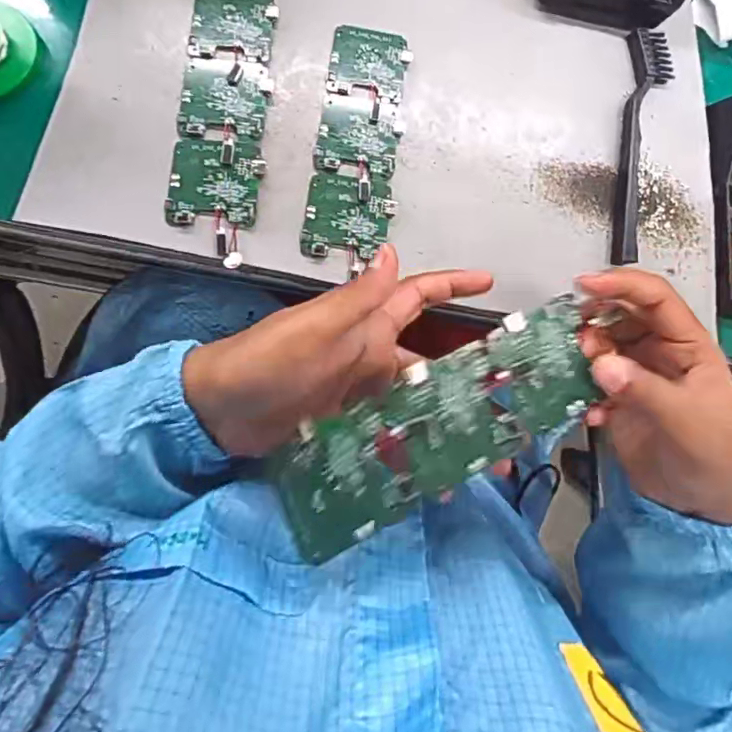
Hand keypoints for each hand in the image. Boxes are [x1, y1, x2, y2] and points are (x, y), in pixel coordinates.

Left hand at [182, 245, 493, 456]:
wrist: (220, 413)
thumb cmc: (265, 362)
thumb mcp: (314, 328)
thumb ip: (357, 298)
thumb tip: (389, 251)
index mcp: (364, 326)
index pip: (416, 295)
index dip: (451, 285)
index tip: (488, 282)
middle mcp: (368, 356)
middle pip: (430, 361)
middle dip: (469, 378)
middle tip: (510, 403)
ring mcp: (358, 393)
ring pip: (416, 404)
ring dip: (448, 426)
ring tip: (485, 457)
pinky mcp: (347, 425)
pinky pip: (390, 436)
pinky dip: (412, 453)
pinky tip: (434, 480)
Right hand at [577, 269, 731, 525]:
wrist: (696, 508)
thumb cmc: (713, 459)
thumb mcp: (686, 421)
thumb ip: (644, 389)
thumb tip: (601, 362)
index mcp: (688, 346)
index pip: (655, 297)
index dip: (621, 283)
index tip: (585, 284)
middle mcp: (658, 351)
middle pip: (619, 313)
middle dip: (594, 318)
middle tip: (574, 332)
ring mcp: (634, 371)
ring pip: (599, 340)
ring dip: (583, 351)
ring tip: (582, 370)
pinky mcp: (613, 393)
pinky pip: (587, 374)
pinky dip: (580, 385)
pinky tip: (590, 410)